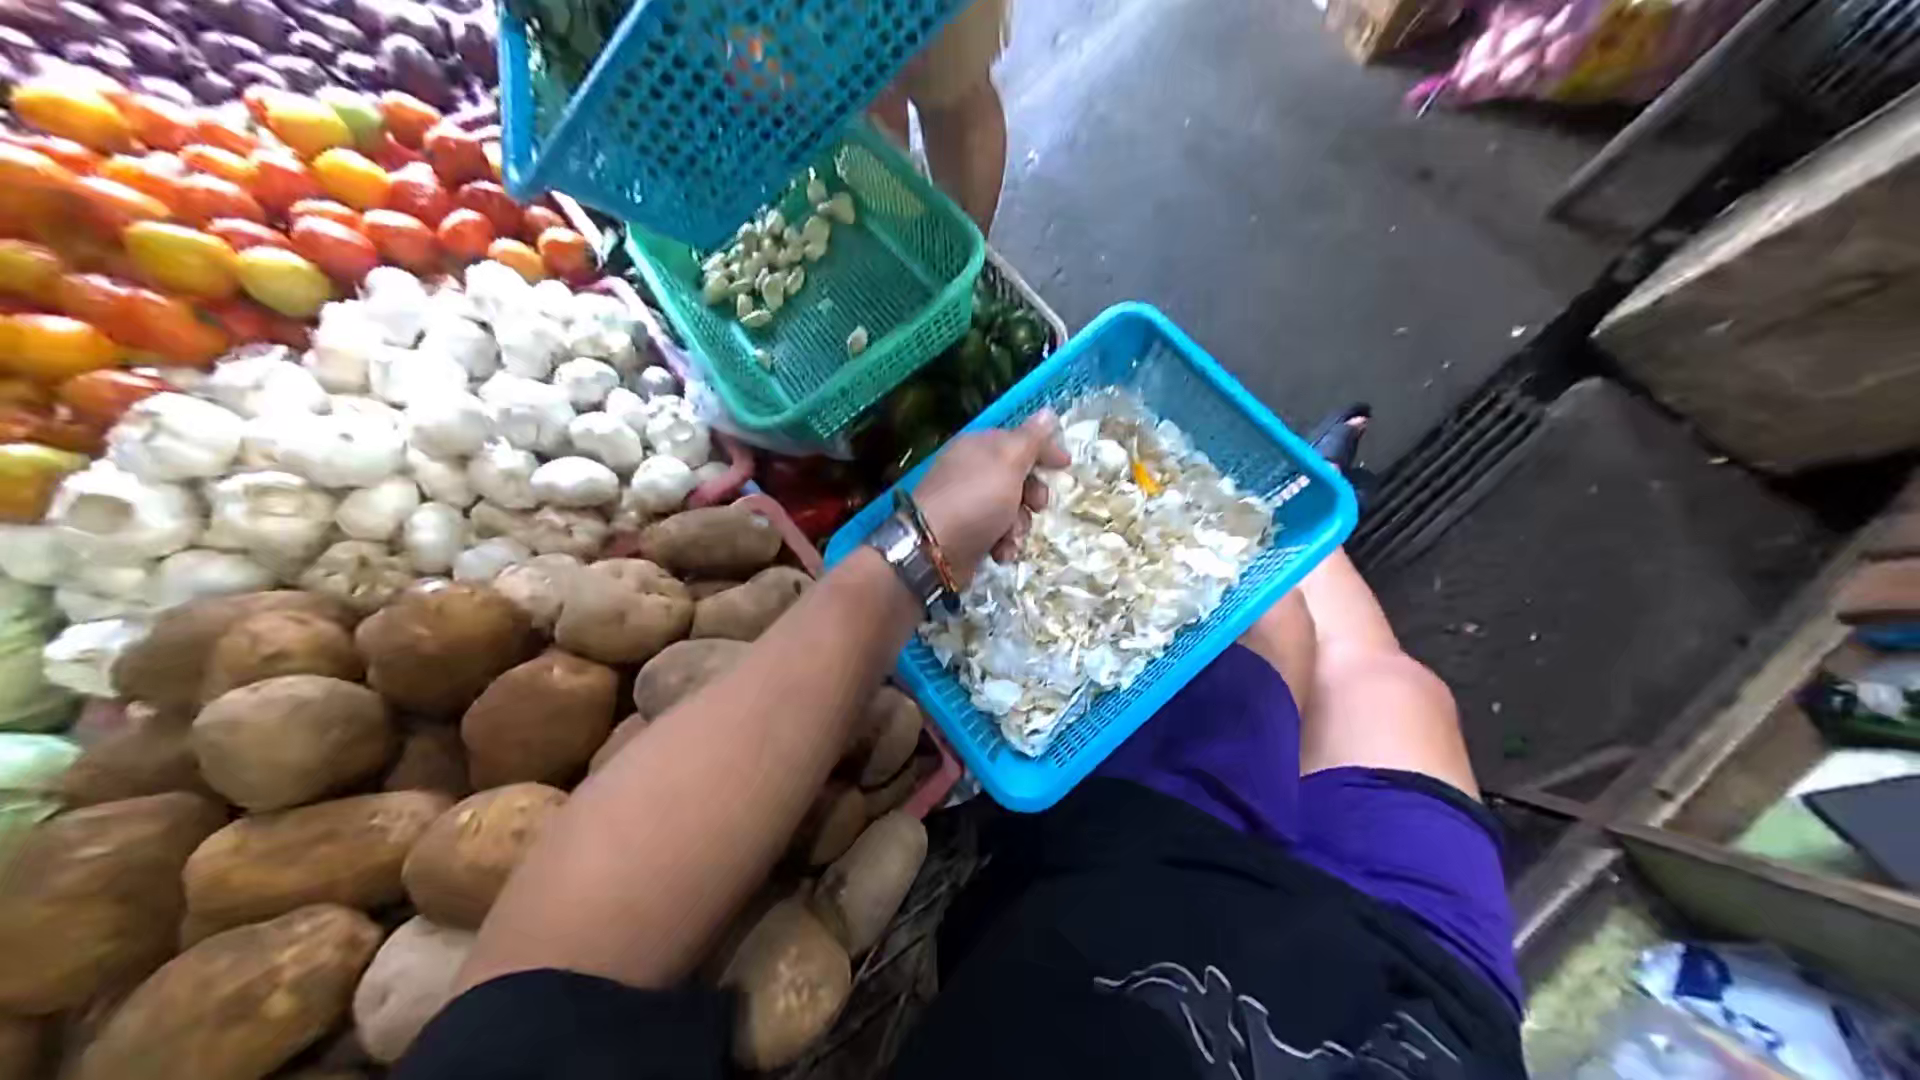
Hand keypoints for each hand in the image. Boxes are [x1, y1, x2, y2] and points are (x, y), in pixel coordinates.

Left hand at [913, 410, 1068, 586]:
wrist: (933, 549)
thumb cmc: (975, 499)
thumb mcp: (1008, 462)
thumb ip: (1031, 439)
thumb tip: (1047, 413)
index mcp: (980, 447)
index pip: (1020, 441)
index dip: (1045, 450)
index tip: (1066, 465)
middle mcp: (973, 472)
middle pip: (1019, 478)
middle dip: (1033, 495)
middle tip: (1036, 506)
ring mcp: (970, 503)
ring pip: (1013, 510)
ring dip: (1019, 525)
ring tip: (1009, 535)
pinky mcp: (969, 533)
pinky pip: (999, 534)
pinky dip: (1004, 544)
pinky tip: (1000, 551)